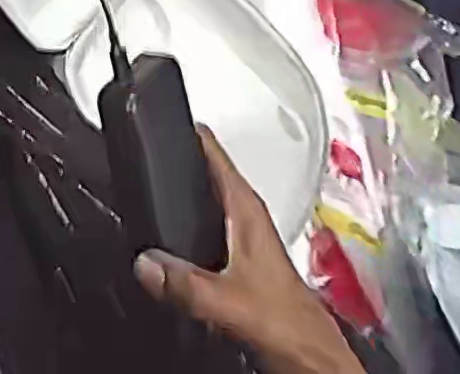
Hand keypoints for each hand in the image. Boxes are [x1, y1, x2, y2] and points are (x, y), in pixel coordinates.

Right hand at [135, 128, 360, 373]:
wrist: (315, 361)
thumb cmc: (292, 327)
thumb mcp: (229, 302)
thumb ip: (185, 282)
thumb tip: (144, 262)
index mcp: (246, 207)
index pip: (212, 148)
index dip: (187, 127)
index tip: (162, 110)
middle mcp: (246, 213)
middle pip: (205, 166)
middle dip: (177, 154)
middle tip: (145, 141)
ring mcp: (245, 233)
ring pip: (206, 194)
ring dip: (183, 187)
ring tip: (153, 178)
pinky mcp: (240, 254)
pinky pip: (206, 220)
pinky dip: (186, 218)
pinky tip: (171, 233)